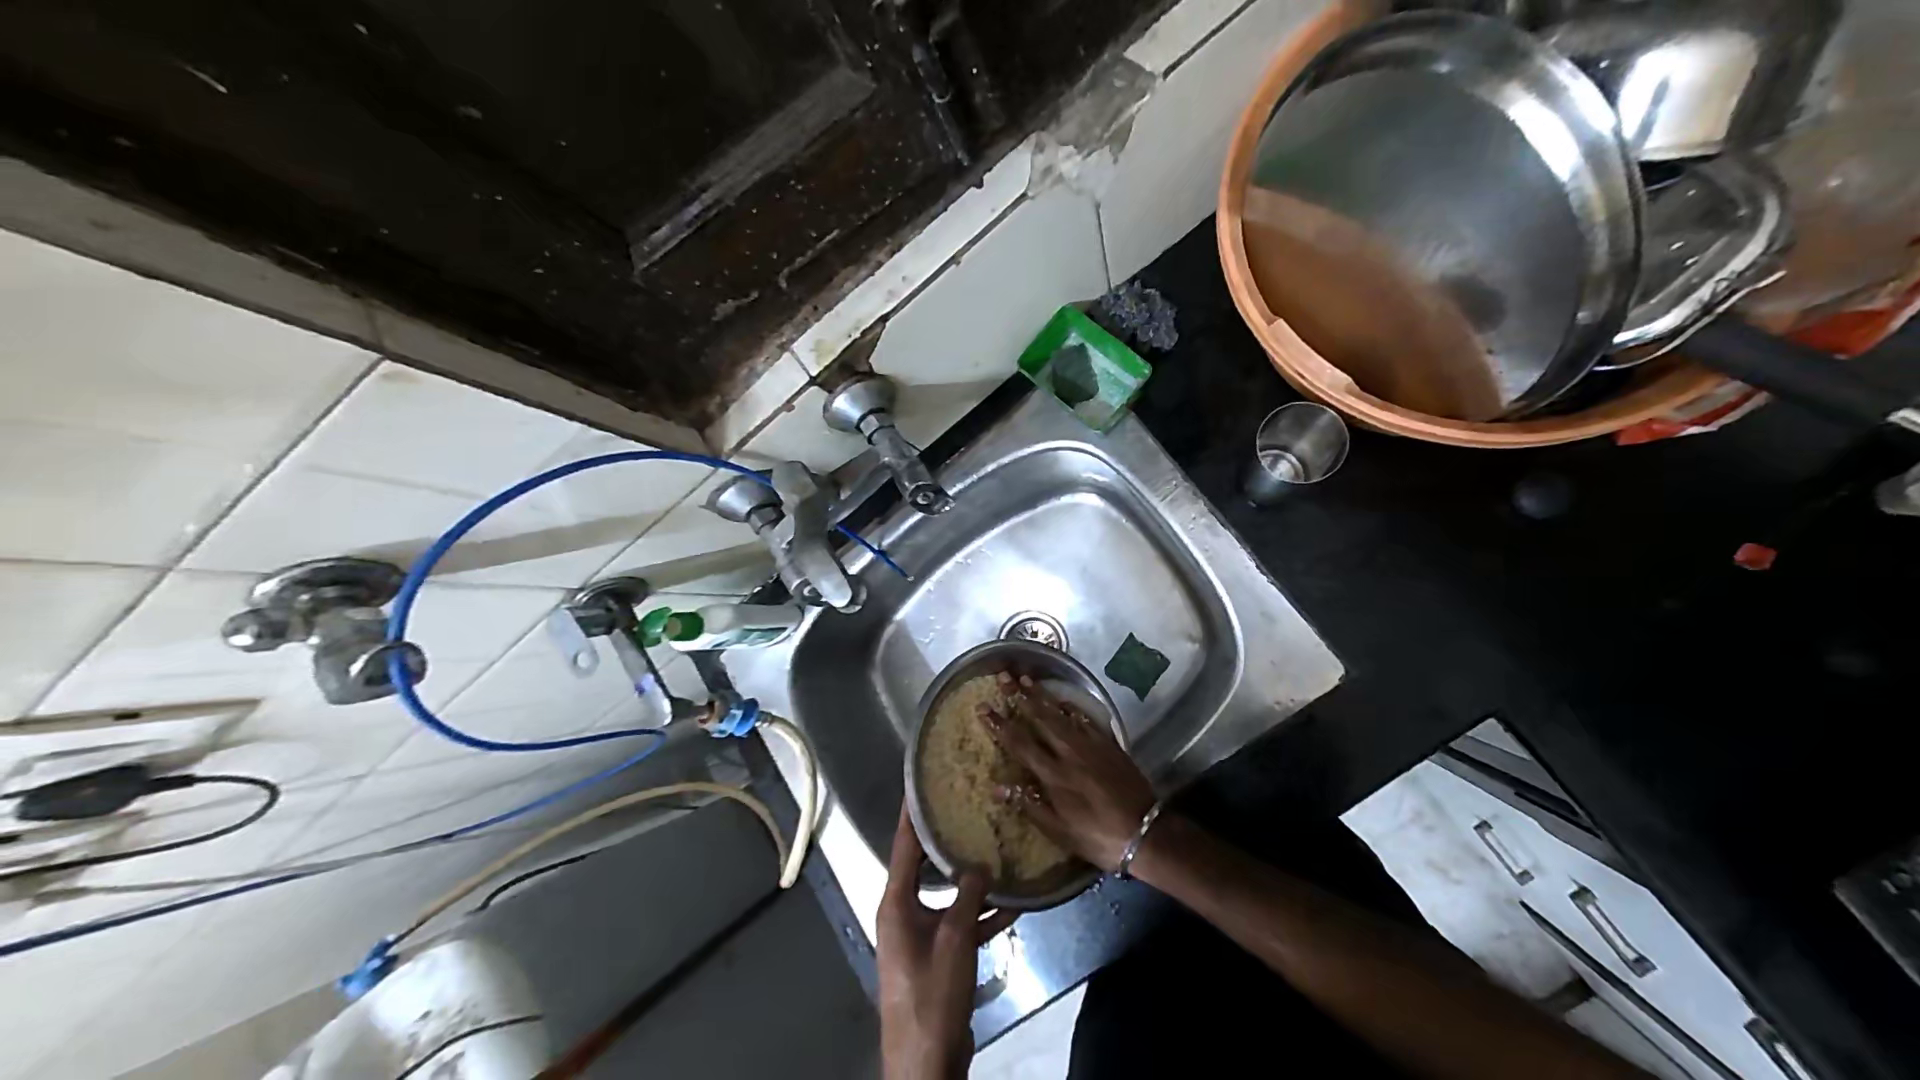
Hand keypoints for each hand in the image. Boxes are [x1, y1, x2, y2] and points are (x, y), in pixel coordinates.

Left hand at [878, 805, 1017, 1079]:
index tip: (918, 785)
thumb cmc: (931, 993)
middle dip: (945, 841)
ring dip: (971, 881)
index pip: (902, 847)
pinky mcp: (939, 955)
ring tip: (996, 849)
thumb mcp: (953, 940)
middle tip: (967, 809)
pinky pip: (960, 924)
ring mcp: (921, 935)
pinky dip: (981, 915)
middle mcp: (904, 912)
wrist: (927, 1060)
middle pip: (925, 867)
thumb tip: (980, 865)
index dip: (910, 816)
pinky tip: (1013, 903)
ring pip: (948, 895)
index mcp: (896, 903)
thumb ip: (967, 897)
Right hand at [980, 672, 1155, 872]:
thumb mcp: (1059, 831)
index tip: (984, 708)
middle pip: (1040, 719)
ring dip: (1043, 696)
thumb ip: (1028, 805)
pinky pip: (1086, 719)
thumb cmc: (1097, 837)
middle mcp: (1070, 753)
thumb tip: (997, 787)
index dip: (1000, 725)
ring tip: (1027, 679)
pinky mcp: (1110, 745)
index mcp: (1054, 775)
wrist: (1145, 832)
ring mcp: (1092, 746)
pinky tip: (1064, 700)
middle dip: (1020, 697)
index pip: (1020, 744)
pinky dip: (1072, 707)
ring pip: (1062, 714)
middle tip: (1004, 677)